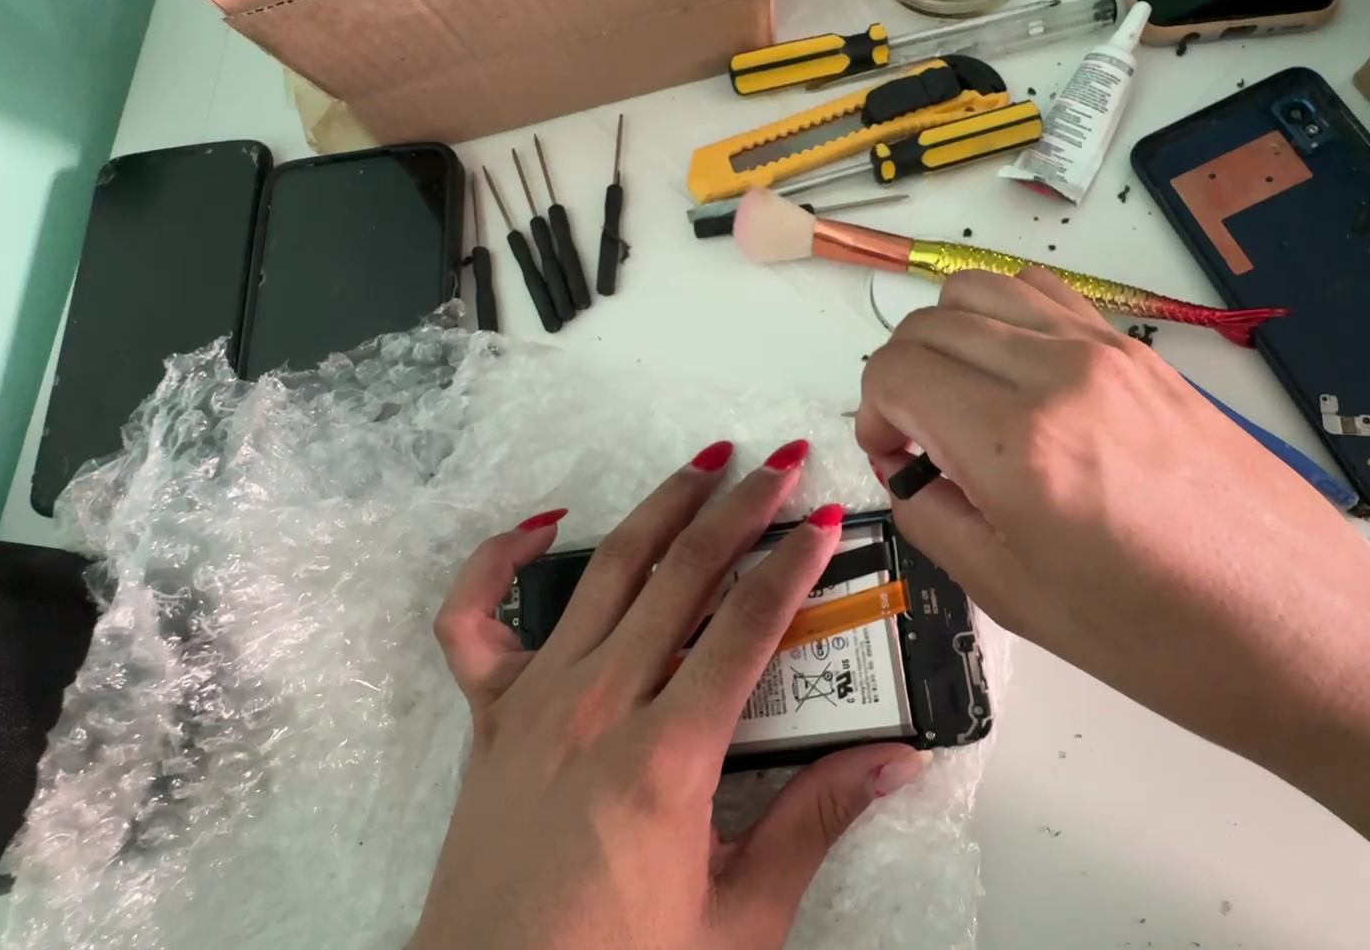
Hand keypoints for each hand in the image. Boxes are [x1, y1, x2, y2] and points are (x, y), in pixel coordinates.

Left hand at [411, 439, 928, 949]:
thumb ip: (815, 821)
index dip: (794, 563)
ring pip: (606, 571)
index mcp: (666, 756)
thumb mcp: (739, 916)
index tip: (825, 519)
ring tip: (704, 464)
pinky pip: (474, 616)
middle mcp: (597, 705)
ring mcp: (535, 699)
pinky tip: (545, 526)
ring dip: (659, 508)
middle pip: (683, 574)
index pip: (748, 625)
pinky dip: (500, 560)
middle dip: (741, 509)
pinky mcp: (490, 712)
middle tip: (780, 464)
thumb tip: (895, 762)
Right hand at [856, 269, 1369, 749]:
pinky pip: (1044, 295)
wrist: (1298, 626)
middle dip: (898, 376)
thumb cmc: (1152, 636)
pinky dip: (1003, 319)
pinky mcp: (1141, 352)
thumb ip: (932, 514)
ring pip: (980, 290)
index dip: (871, 412)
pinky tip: (1016, 378)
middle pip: (928, 322)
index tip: (890, 456)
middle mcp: (1057, 372)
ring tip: (961, 402)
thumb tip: (909, 469)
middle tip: (917, 440)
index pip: (897, 370)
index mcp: (1017, 441)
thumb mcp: (1008, 594)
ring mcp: (1106, 350)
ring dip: (945, 338)